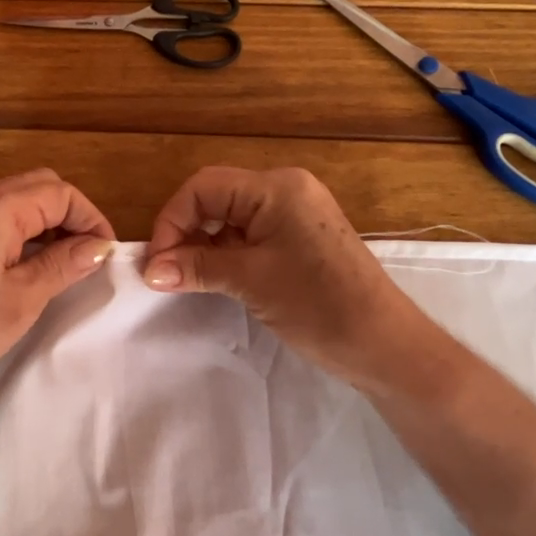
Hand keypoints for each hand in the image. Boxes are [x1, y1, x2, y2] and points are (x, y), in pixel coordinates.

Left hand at [0, 169, 115, 405]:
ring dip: (50, 223)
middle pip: (39, 186)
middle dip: (72, 215)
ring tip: (70, 264)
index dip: (90, 218)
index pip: (59, 192)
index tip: (107, 255)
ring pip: (20, 200)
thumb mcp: (23, 298)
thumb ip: (63, 265)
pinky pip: (1, 218)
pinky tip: (36, 265)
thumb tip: (99, 246)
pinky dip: (26, 232)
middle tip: (91, 256)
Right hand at [142, 166, 438, 390]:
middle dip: (185, 232)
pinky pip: (249, 233)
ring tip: (186, 278)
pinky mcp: (299, 237)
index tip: (157, 263)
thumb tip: (149, 271)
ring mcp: (295, 213)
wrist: (386, 347)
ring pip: (229, 217)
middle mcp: (286, 189)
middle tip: (166, 271)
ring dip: (203, 245)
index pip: (203, 188)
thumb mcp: (249, 282)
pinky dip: (225, 253)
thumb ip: (195, 268)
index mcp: (277, 188)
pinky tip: (214, 277)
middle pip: (214, 198)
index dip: (172, 220)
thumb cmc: (319, 306)